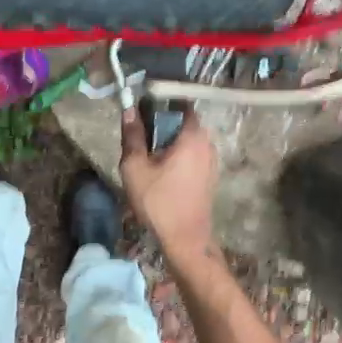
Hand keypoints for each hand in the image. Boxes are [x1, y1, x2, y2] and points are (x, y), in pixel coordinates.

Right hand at [120, 106, 219, 259]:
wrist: (185, 239)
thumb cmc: (158, 201)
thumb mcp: (135, 168)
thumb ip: (133, 136)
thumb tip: (129, 110)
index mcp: (193, 136)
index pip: (179, 103)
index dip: (159, 103)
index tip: (141, 111)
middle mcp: (208, 143)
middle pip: (182, 123)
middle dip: (161, 127)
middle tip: (139, 142)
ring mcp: (212, 161)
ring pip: (186, 142)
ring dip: (168, 145)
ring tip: (148, 161)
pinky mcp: (210, 177)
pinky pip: (191, 157)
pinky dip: (177, 158)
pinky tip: (161, 176)